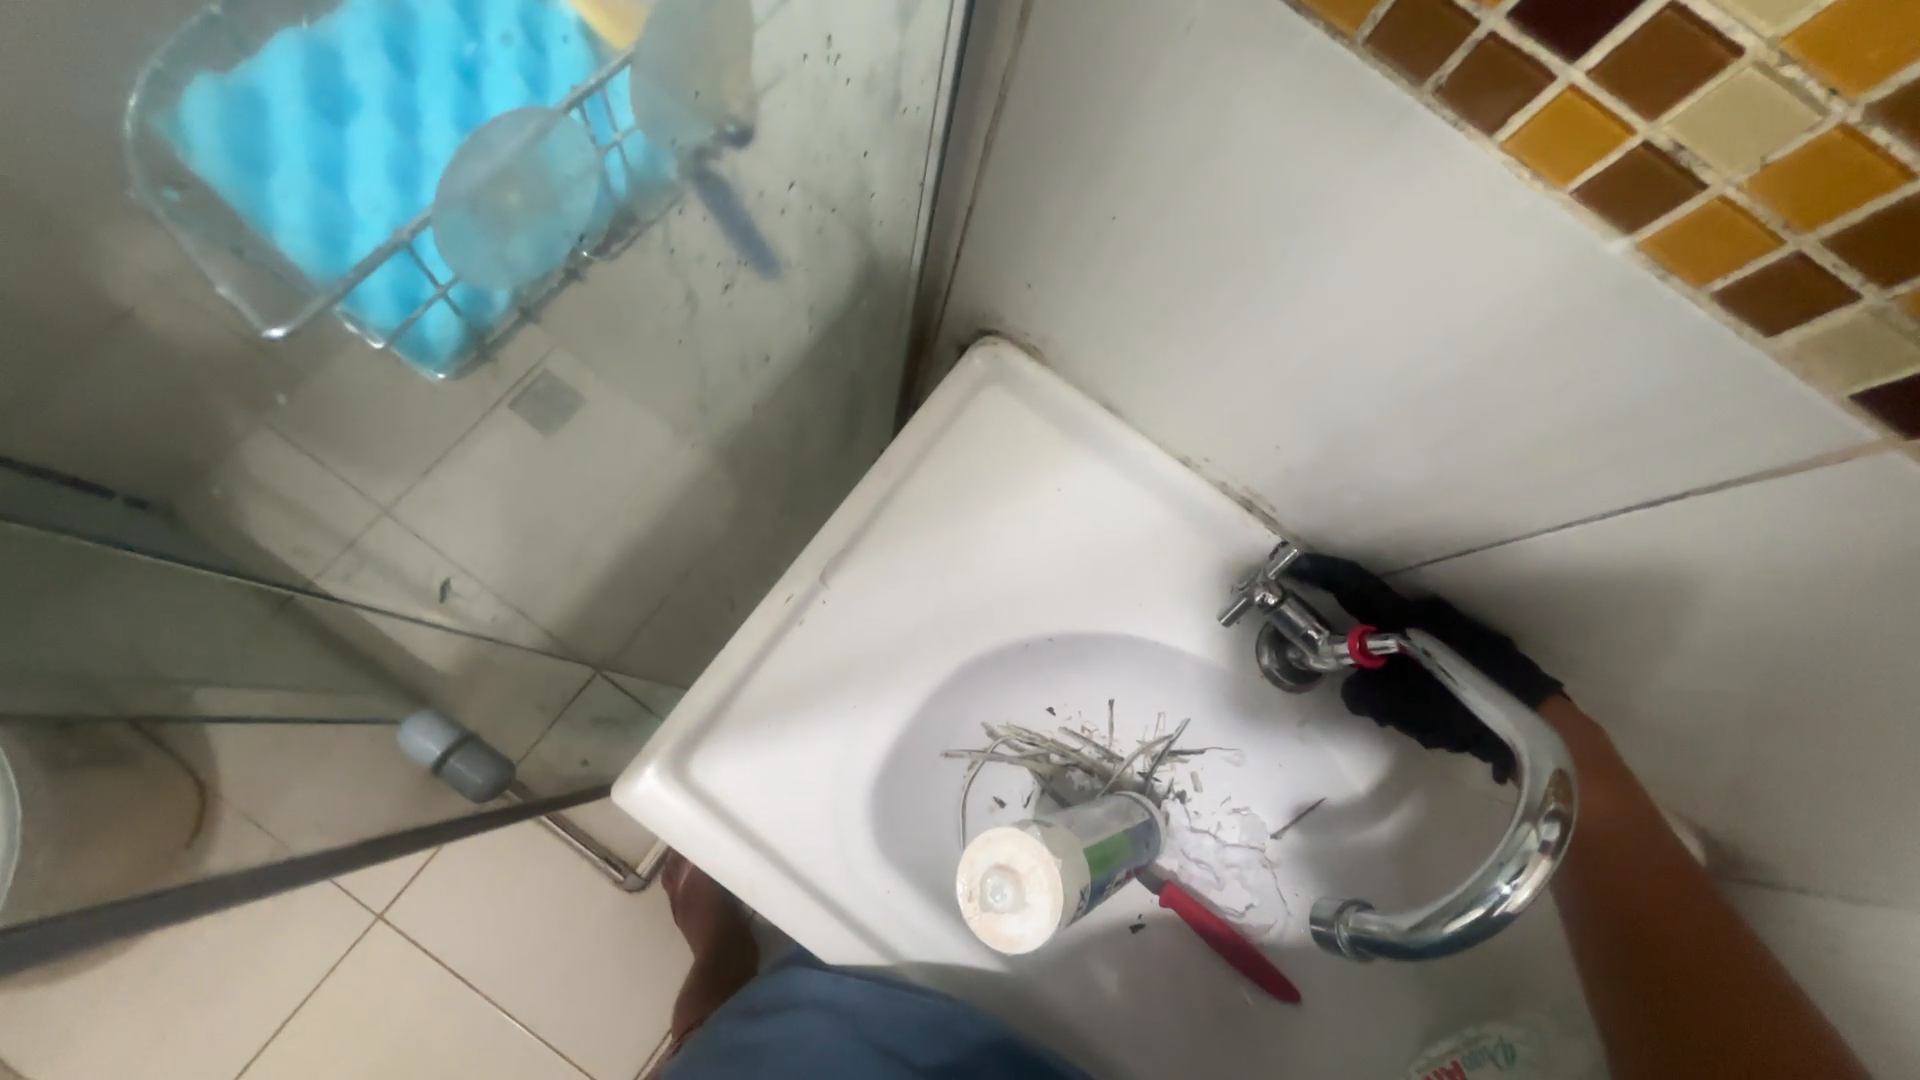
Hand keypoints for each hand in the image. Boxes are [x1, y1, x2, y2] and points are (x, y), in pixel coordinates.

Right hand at [1287, 553, 1562, 783]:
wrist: (1544, 732)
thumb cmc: (1467, 712)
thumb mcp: (1404, 708)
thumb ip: (1368, 693)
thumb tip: (1354, 685)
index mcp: (1412, 620)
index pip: (1357, 588)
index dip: (1323, 577)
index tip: (1297, 569)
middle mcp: (1434, 617)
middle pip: (1380, 622)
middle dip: (1365, 650)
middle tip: (1364, 684)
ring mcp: (1459, 633)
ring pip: (1406, 646)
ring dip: (1397, 672)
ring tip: (1411, 714)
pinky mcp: (1478, 655)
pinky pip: (1432, 660)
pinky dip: (1423, 681)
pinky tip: (1437, 716)